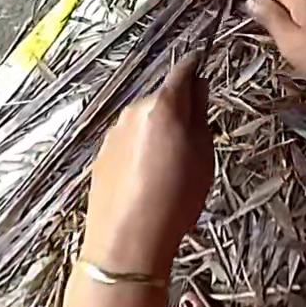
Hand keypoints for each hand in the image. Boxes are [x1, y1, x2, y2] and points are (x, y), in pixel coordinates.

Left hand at [82, 51, 213, 276]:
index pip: (183, 70)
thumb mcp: (203, 154)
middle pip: (163, 97)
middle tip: (194, 136)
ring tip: (169, 165)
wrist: (126, 244)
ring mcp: (114, 133)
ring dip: (158, 129)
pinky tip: (146, 177)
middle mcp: (135, 110)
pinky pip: (129, 140)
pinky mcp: (101, 155)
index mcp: (163, 104)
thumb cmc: (174, 198)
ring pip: (145, 120)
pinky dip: (140, 148)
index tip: (203, 62)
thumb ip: (200, 115)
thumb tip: (198, 88)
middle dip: (178, 108)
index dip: (196, 66)